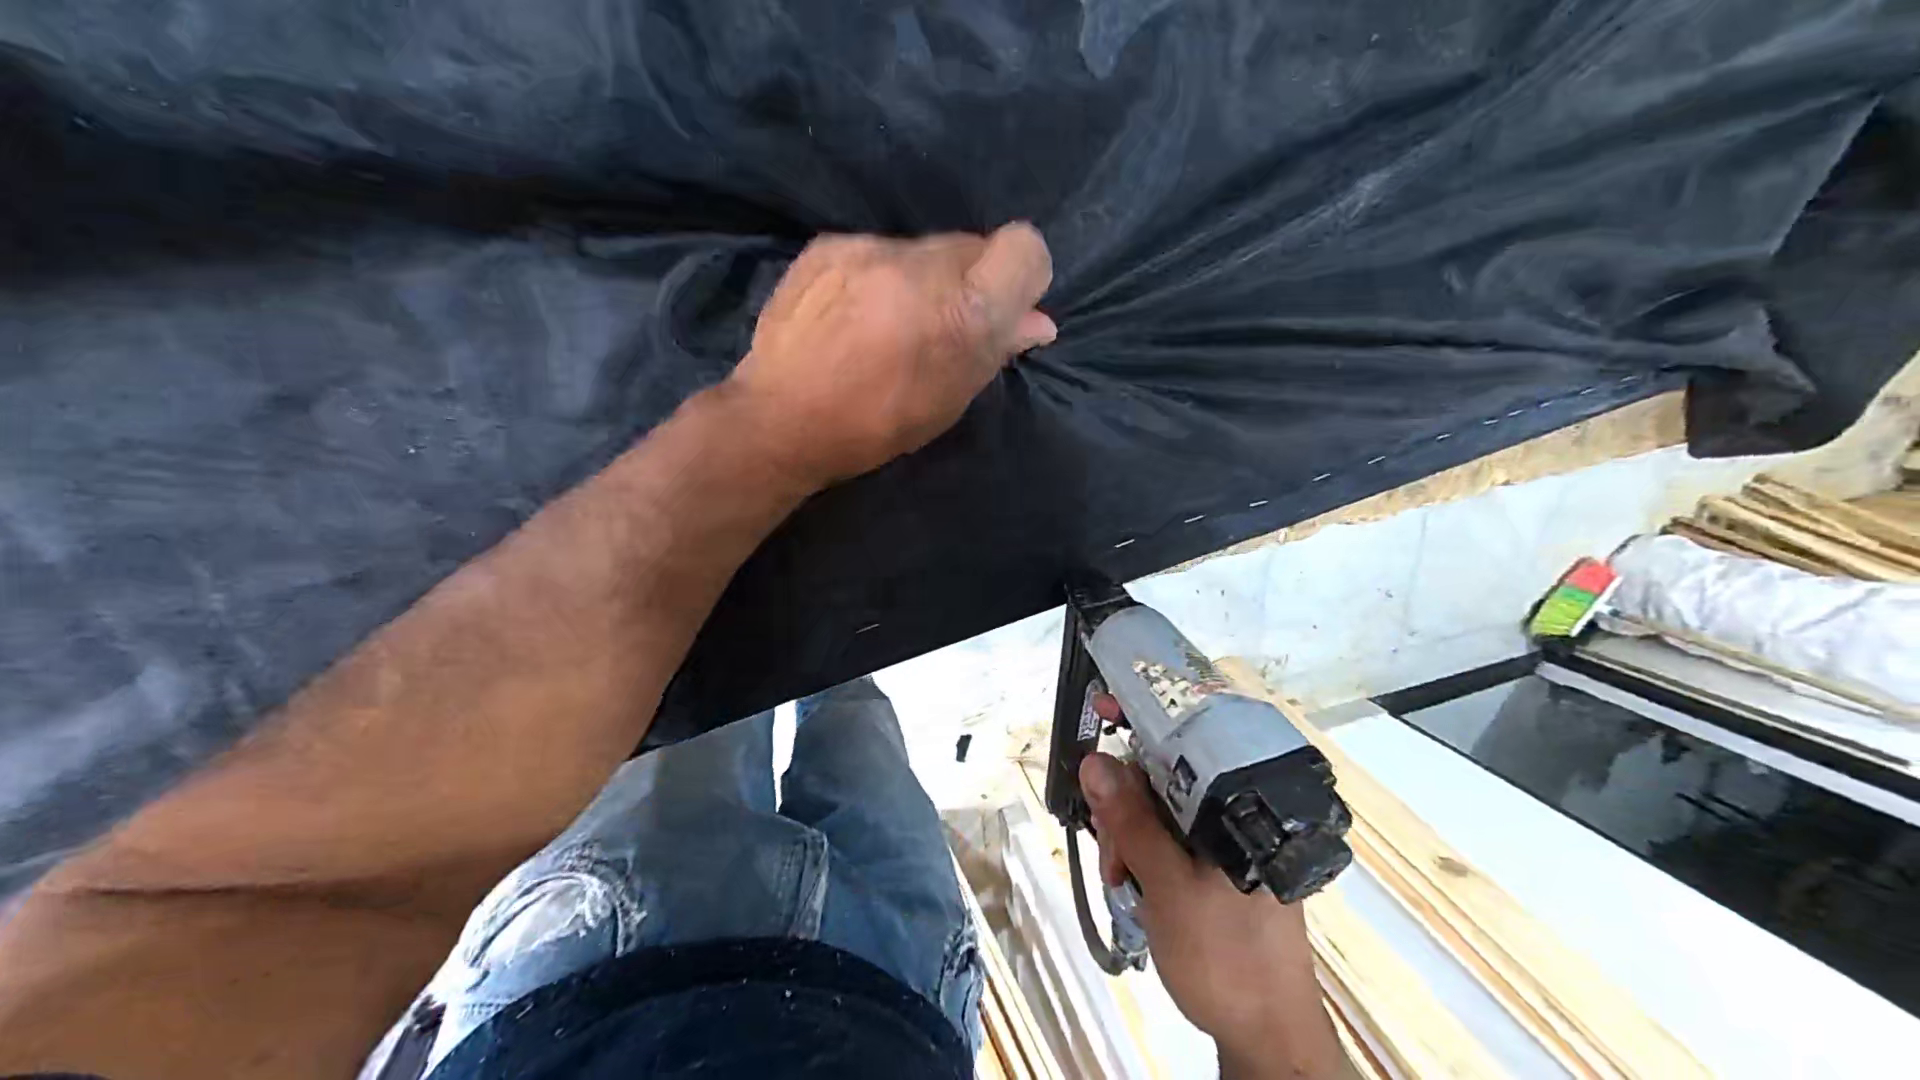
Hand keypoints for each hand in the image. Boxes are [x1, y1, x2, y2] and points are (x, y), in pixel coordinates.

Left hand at [726, 223, 1055, 487]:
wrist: (782, 420)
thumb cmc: (877, 425)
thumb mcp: (950, 399)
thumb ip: (997, 349)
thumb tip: (1038, 321)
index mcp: (963, 312)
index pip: (1026, 248)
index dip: (1023, 276)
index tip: (1003, 307)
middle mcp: (923, 266)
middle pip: (973, 245)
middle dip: (968, 281)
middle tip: (938, 325)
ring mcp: (871, 248)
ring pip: (923, 248)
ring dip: (922, 279)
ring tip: (887, 324)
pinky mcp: (830, 243)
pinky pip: (878, 250)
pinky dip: (879, 276)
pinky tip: (851, 312)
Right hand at [1080, 748, 1345, 1078]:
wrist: (1267, 1039)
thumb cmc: (1225, 959)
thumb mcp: (1168, 887)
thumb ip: (1131, 822)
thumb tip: (1094, 761)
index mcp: (1240, 808)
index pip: (1189, 743)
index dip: (1143, 720)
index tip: (1102, 706)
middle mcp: (1238, 815)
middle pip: (1165, 777)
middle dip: (1124, 803)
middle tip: (1110, 850)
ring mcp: (1228, 842)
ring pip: (1161, 809)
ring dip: (1129, 834)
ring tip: (1122, 880)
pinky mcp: (1218, 867)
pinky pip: (1170, 838)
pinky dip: (1144, 853)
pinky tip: (1134, 884)